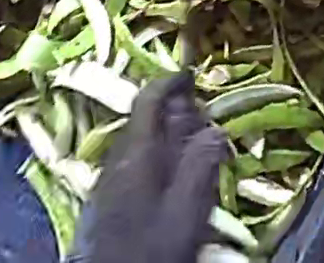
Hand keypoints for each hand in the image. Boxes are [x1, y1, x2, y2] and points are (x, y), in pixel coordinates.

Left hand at [72, 73, 226, 262]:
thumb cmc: (152, 249)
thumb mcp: (186, 209)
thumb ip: (202, 163)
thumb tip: (217, 129)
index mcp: (135, 152)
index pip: (148, 99)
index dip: (171, 83)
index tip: (192, 76)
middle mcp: (116, 159)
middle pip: (145, 119)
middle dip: (174, 112)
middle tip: (203, 119)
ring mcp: (107, 182)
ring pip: (140, 142)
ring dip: (166, 137)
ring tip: (194, 150)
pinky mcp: (106, 203)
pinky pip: (134, 164)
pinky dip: (156, 158)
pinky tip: (172, 181)